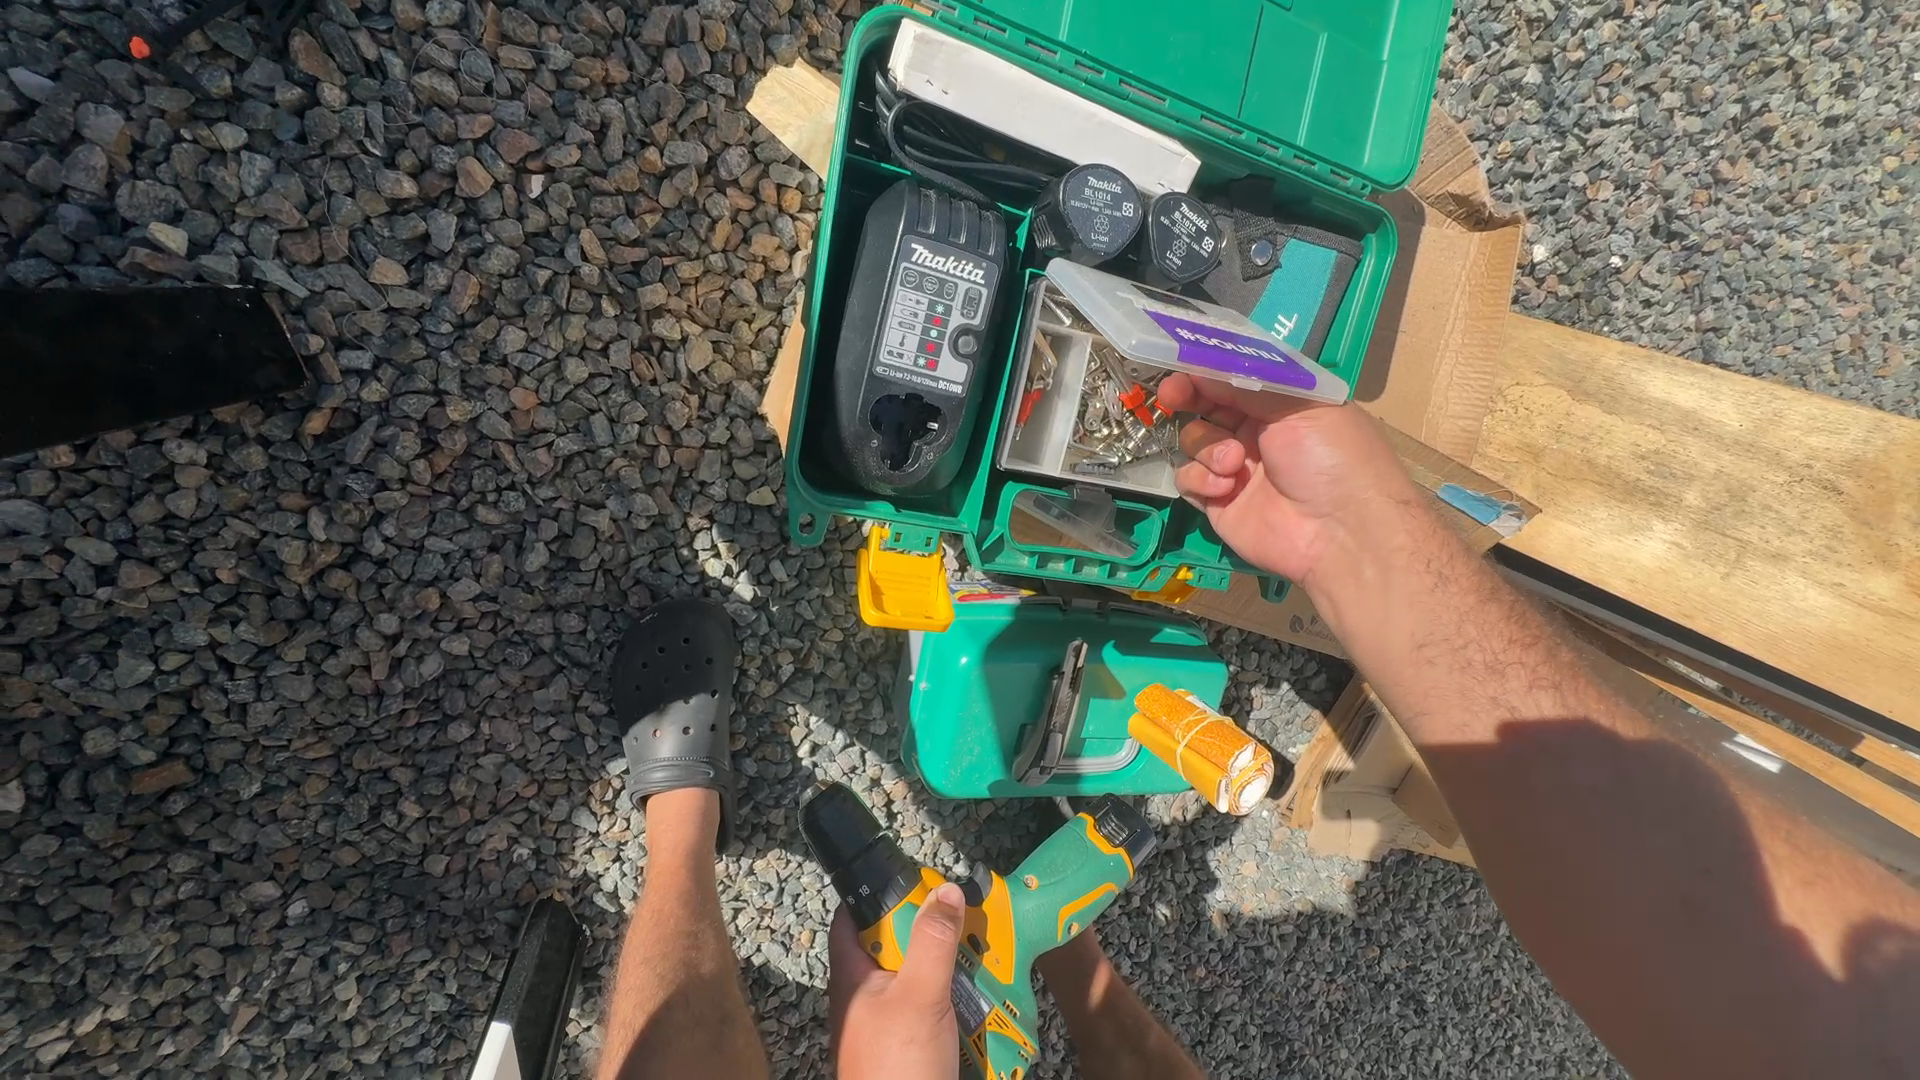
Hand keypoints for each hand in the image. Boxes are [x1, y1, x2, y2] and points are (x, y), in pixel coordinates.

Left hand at [827, 883, 966, 1079]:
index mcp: (852, 975)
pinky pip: (936, 1008)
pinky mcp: (914, 1046)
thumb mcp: (918, 996)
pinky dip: (957, 997)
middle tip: (965, 914)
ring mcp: (890, 1023)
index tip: (914, 877)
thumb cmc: (897, 1067)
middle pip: (896, 944)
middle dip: (930, 929)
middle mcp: (867, 995)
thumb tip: (946, 890)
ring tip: (983, 949)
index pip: (852, 917)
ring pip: (921, 976)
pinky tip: (983, 990)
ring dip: (950, 965)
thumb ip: (932, 942)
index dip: (877, 892)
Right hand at [1159, 373, 1421, 588]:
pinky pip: (1188, 480)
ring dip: (1207, 447)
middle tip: (1173, 396)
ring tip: (1233, 463)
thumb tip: (1202, 364)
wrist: (1339, 532)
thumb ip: (1246, 382)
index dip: (1206, 371)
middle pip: (1206, 406)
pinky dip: (1200, 480)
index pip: (1234, 379)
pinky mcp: (1217, 501)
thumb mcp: (1299, 404)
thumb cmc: (1330, 456)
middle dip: (1189, 399)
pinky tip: (1225, 488)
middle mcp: (1256, 433)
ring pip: (1193, 441)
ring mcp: (1234, 468)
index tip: (1181, 366)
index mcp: (1282, 405)